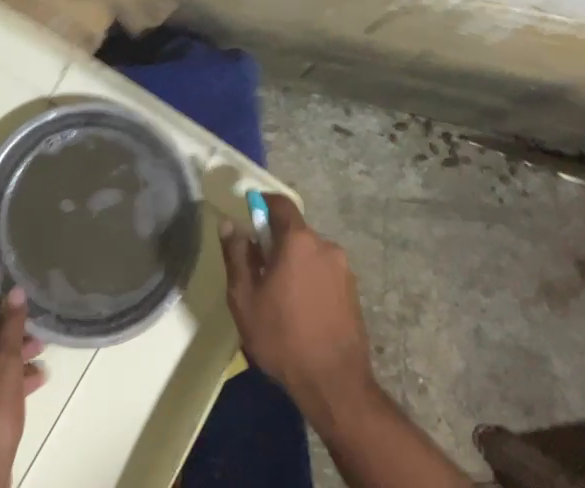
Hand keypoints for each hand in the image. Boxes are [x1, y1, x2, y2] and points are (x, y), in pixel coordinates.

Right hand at [220, 195, 377, 419]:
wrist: (334, 382)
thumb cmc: (281, 337)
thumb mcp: (244, 298)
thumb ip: (236, 256)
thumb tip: (231, 225)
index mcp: (298, 241)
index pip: (280, 204)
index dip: (263, 203)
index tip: (249, 213)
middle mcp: (325, 246)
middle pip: (295, 232)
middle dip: (275, 243)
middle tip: (257, 272)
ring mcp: (343, 269)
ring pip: (309, 254)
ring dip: (293, 264)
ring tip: (278, 299)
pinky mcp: (353, 291)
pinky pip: (323, 273)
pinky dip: (308, 280)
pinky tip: (299, 311)